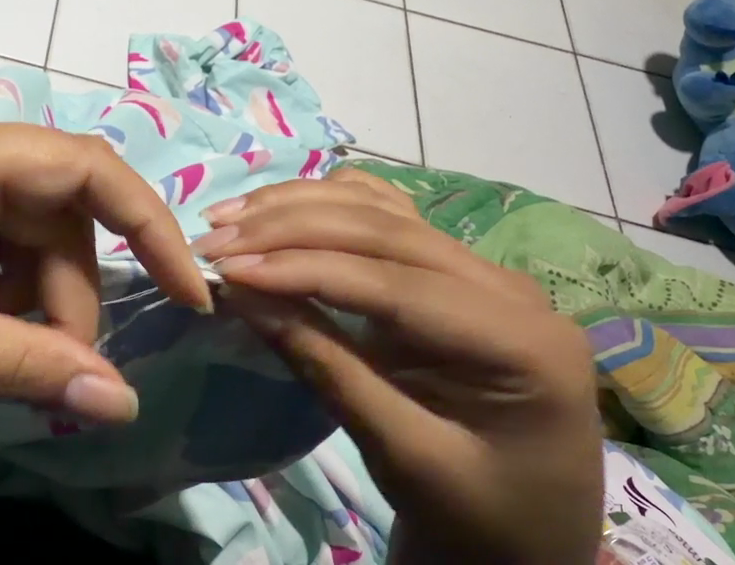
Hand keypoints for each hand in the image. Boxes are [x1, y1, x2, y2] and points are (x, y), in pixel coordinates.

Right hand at [192, 169, 601, 564]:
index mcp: (521, 341)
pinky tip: (276, 210)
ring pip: (376, 207)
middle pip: (381, 229)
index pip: (393, 283)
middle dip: (286, 230)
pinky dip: (322, 203)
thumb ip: (325, 367)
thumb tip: (239, 293)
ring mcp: (479, 268)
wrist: (523, 537)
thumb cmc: (472, 513)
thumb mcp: (401, 454)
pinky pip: (382, 212)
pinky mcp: (448, 266)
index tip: (226, 268)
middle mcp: (508, 287)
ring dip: (296, 206)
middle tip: (211, 243)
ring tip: (228, 219)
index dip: (301, 268)